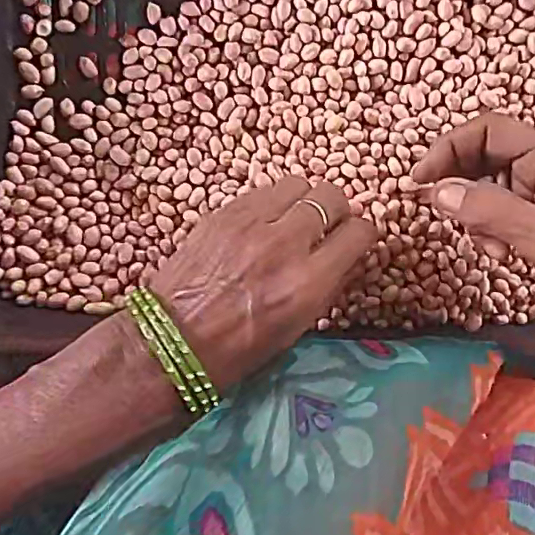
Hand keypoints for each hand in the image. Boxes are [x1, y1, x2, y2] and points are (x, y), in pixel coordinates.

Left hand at [148, 176, 377, 387]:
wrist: (172, 343)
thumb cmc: (238, 350)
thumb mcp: (297, 328)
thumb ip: (326, 286)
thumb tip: (345, 256)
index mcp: (308, 283)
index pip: (359, 233)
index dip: (361, 235)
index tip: (354, 241)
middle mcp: (283, 245)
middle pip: (331, 196)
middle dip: (337, 210)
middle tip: (326, 227)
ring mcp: (249, 223)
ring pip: (297, 184)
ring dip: (303, 201)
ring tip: (293, 221)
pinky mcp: (221, 213)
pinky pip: (262, 191)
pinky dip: (271, 204)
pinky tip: (262, 224)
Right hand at [411, 113, 534, 324]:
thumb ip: (488, 210)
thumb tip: (437, 191)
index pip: (487, 131)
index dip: (449, 148)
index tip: (421, 179)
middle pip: (481, 158)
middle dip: (460, 187)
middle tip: (444, 213)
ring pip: (484, 189)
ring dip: (475, 217)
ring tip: (492, 247)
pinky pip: (495, 214)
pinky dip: (488, 233)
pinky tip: (503, 254)